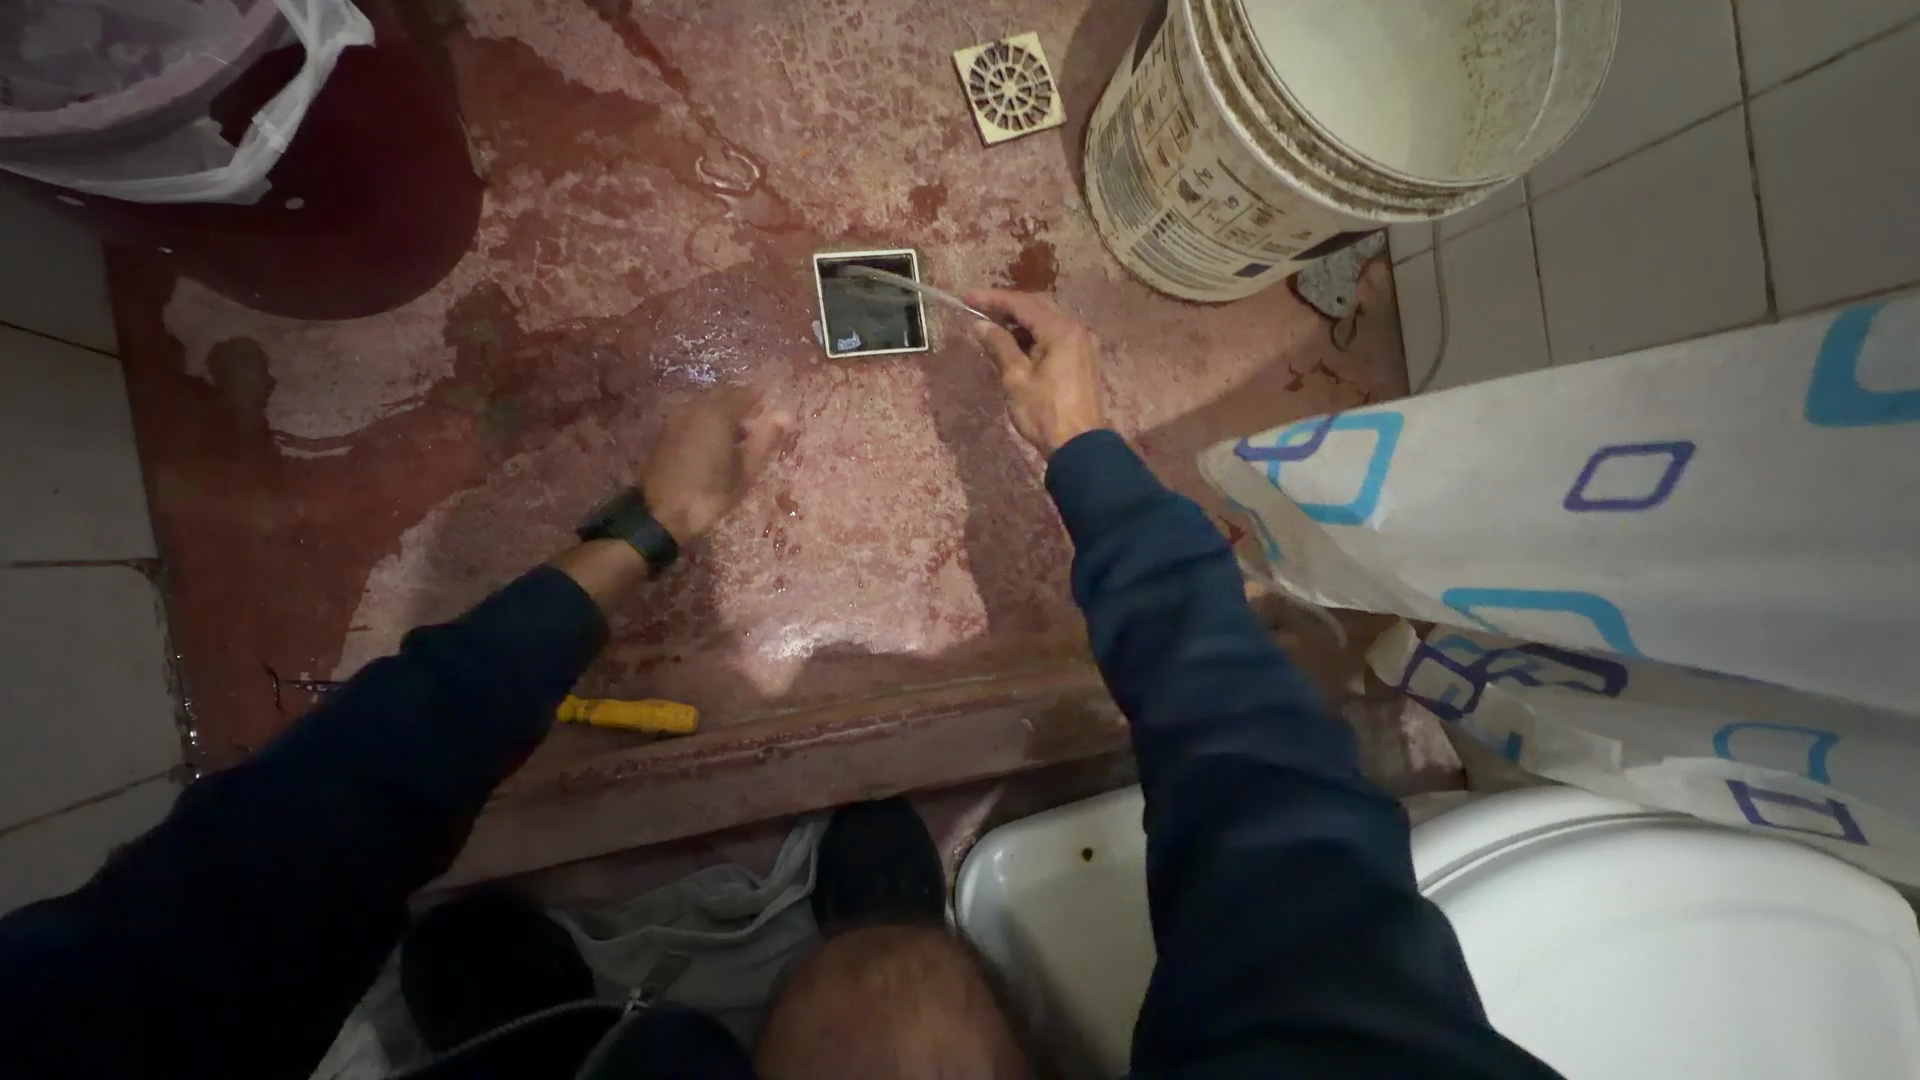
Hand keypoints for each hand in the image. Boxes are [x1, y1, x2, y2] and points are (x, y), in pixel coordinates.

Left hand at [641, 386, 792, 541]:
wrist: (663, 513)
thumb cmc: (712, 494)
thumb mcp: (746, 470)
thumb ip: (765, 439)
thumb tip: (785, 415)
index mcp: (718, 414)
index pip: (744, 393)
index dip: (759, 395)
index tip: (772, 402)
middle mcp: (695, 408)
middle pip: (722, 394)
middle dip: (741, 401)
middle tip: (757, 417)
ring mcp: (677, 417)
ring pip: (705, 403)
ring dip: (723, 410)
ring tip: (738, 432)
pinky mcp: (666, 431)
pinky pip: (692, 414)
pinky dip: (707, 418)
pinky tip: (715, 439)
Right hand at [962, 289, 1106, 455]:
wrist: (1079, 446)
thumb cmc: (1044, 413)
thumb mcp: (1016, 379)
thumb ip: (999, 346)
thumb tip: (980, 325)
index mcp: (1061, 330)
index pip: (1022, 304)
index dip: (993, 299)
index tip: (967, 298)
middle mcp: (1076, 329)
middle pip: (1038, 306)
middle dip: (1008, 306)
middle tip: (979, 310)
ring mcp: (1083, 344)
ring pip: (1048, 320)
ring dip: (1022, 321)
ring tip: (994, 328)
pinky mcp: (1084, 359)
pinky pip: (1056, 336)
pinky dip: (1035, 335)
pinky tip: (1017, 345)